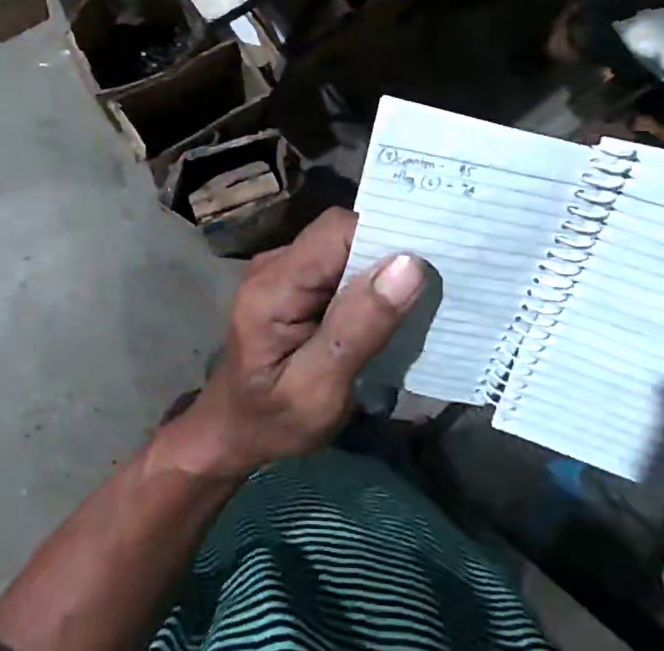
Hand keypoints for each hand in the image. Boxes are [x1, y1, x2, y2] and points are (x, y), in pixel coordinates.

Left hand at [160, 209, 428, 479]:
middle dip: (387, 253)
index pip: (336, 231)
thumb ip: (359, 327)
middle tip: (431, 286)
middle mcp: (275, 265)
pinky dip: (366, 283)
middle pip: (341, 235)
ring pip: (343, 248)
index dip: (383, 237)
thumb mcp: (319, 389)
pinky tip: (386, 310)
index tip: (429, 261)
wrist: (233, 433)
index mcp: (273, 286)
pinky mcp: (294, 283)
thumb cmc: (273, 421)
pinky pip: (337, 266)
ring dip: (380, 270)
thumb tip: (409, 265)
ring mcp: (283, 271)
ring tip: (415, 300)